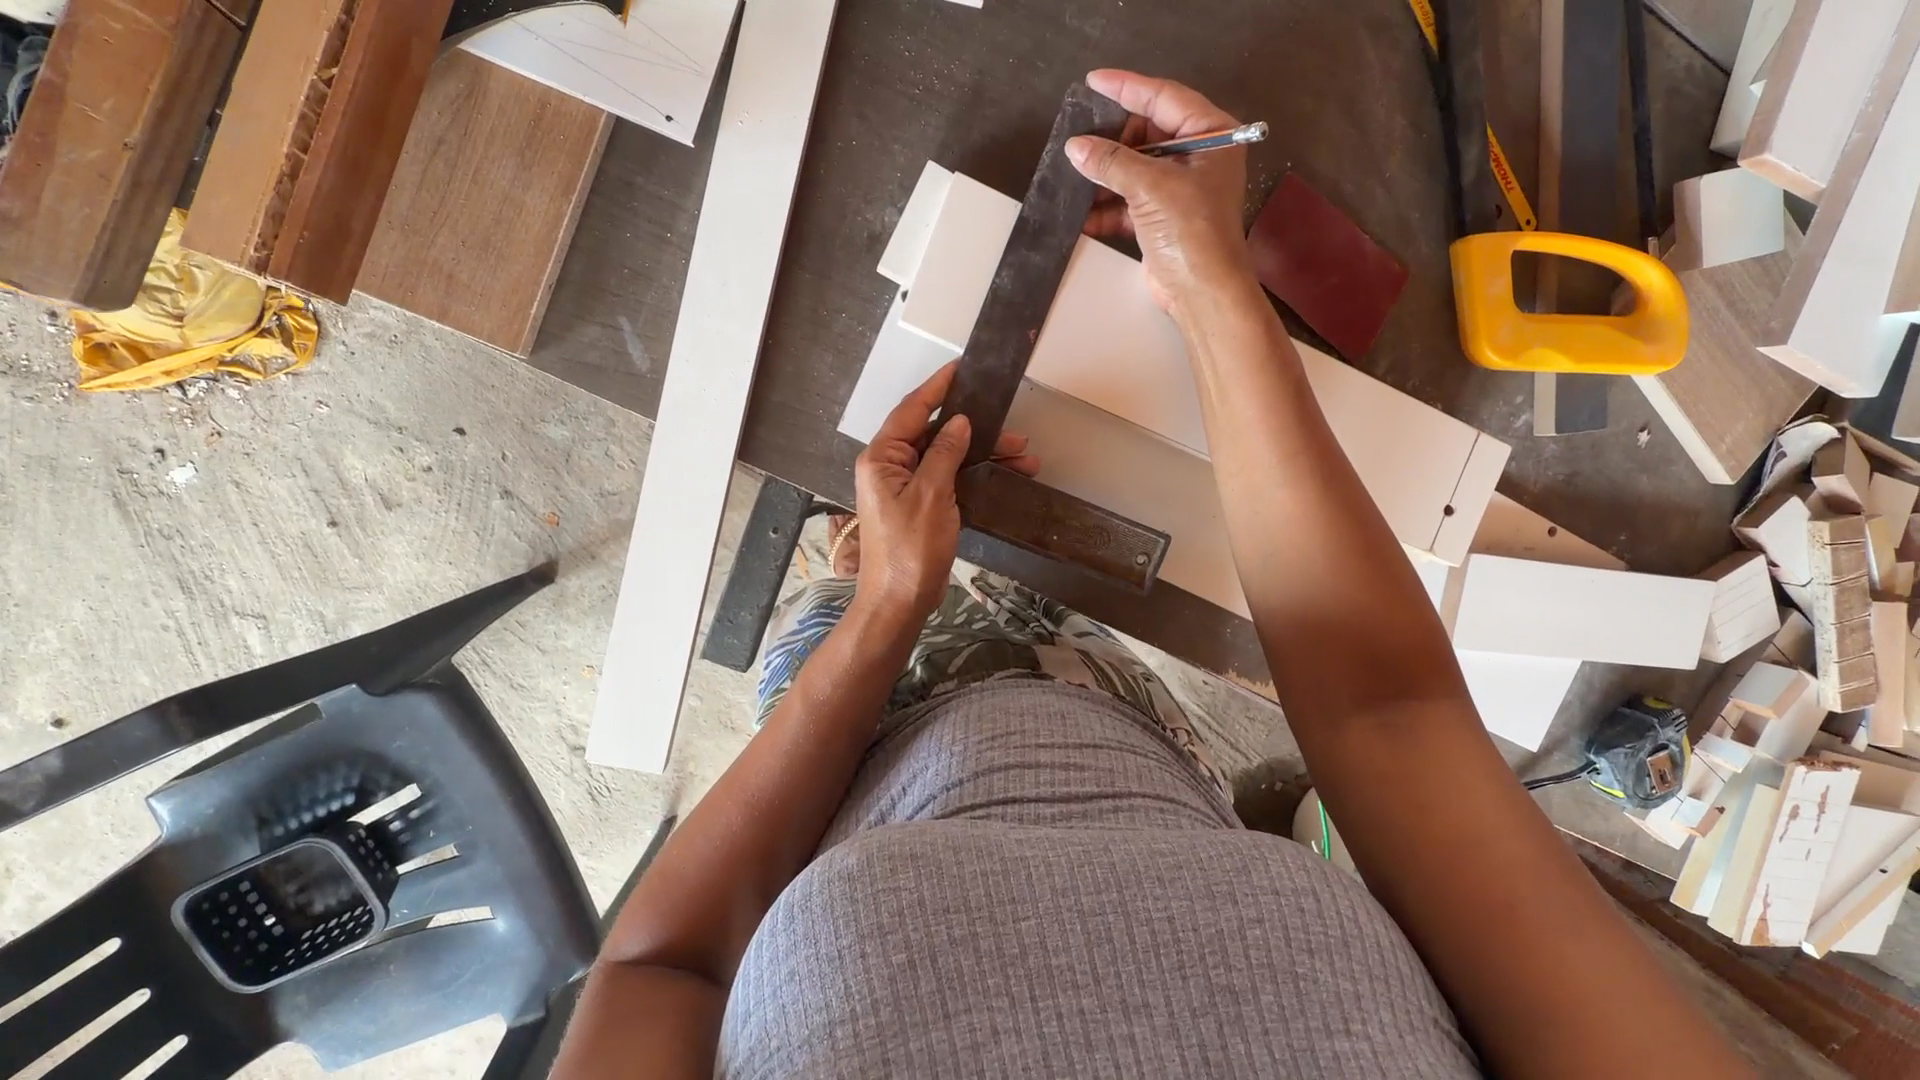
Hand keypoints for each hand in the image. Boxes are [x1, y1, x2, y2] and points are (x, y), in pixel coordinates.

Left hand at [852, 362, 1038, 622]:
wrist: (900, 602)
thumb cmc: (910, 549)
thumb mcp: (931, 495)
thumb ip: (944, 454)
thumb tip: (959, 422)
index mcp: (882, 458)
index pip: (912, 411)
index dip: (938, 388)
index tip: (961, 368)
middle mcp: (891, 467)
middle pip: (936, 434)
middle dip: (976, 430)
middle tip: (1014, 429)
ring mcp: (906, 488)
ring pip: (948, 457)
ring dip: (984, 455)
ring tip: (1025, 455)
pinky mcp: (921, 506)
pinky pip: (951, 479)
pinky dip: (976, 475)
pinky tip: (1007, 474)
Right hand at [1067, 70, 1255, 315]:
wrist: (1202, 292)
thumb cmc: (1191, 231)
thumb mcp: (1151, 187)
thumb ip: (1112, 162)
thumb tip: (1076, 147)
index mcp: (1210, 135)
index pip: (1164, 98)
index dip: (1127, 87)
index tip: (1092, 82)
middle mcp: (1196, 157)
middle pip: (1146, 134)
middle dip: (1111, 140)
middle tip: (1078, 137)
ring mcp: (1178, 190)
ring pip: (1133, 170)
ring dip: (1103, 177)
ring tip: (1071, 175)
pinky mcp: (1161, 220)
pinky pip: (1127, 203)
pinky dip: (1105, 209)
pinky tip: (1080, 215)